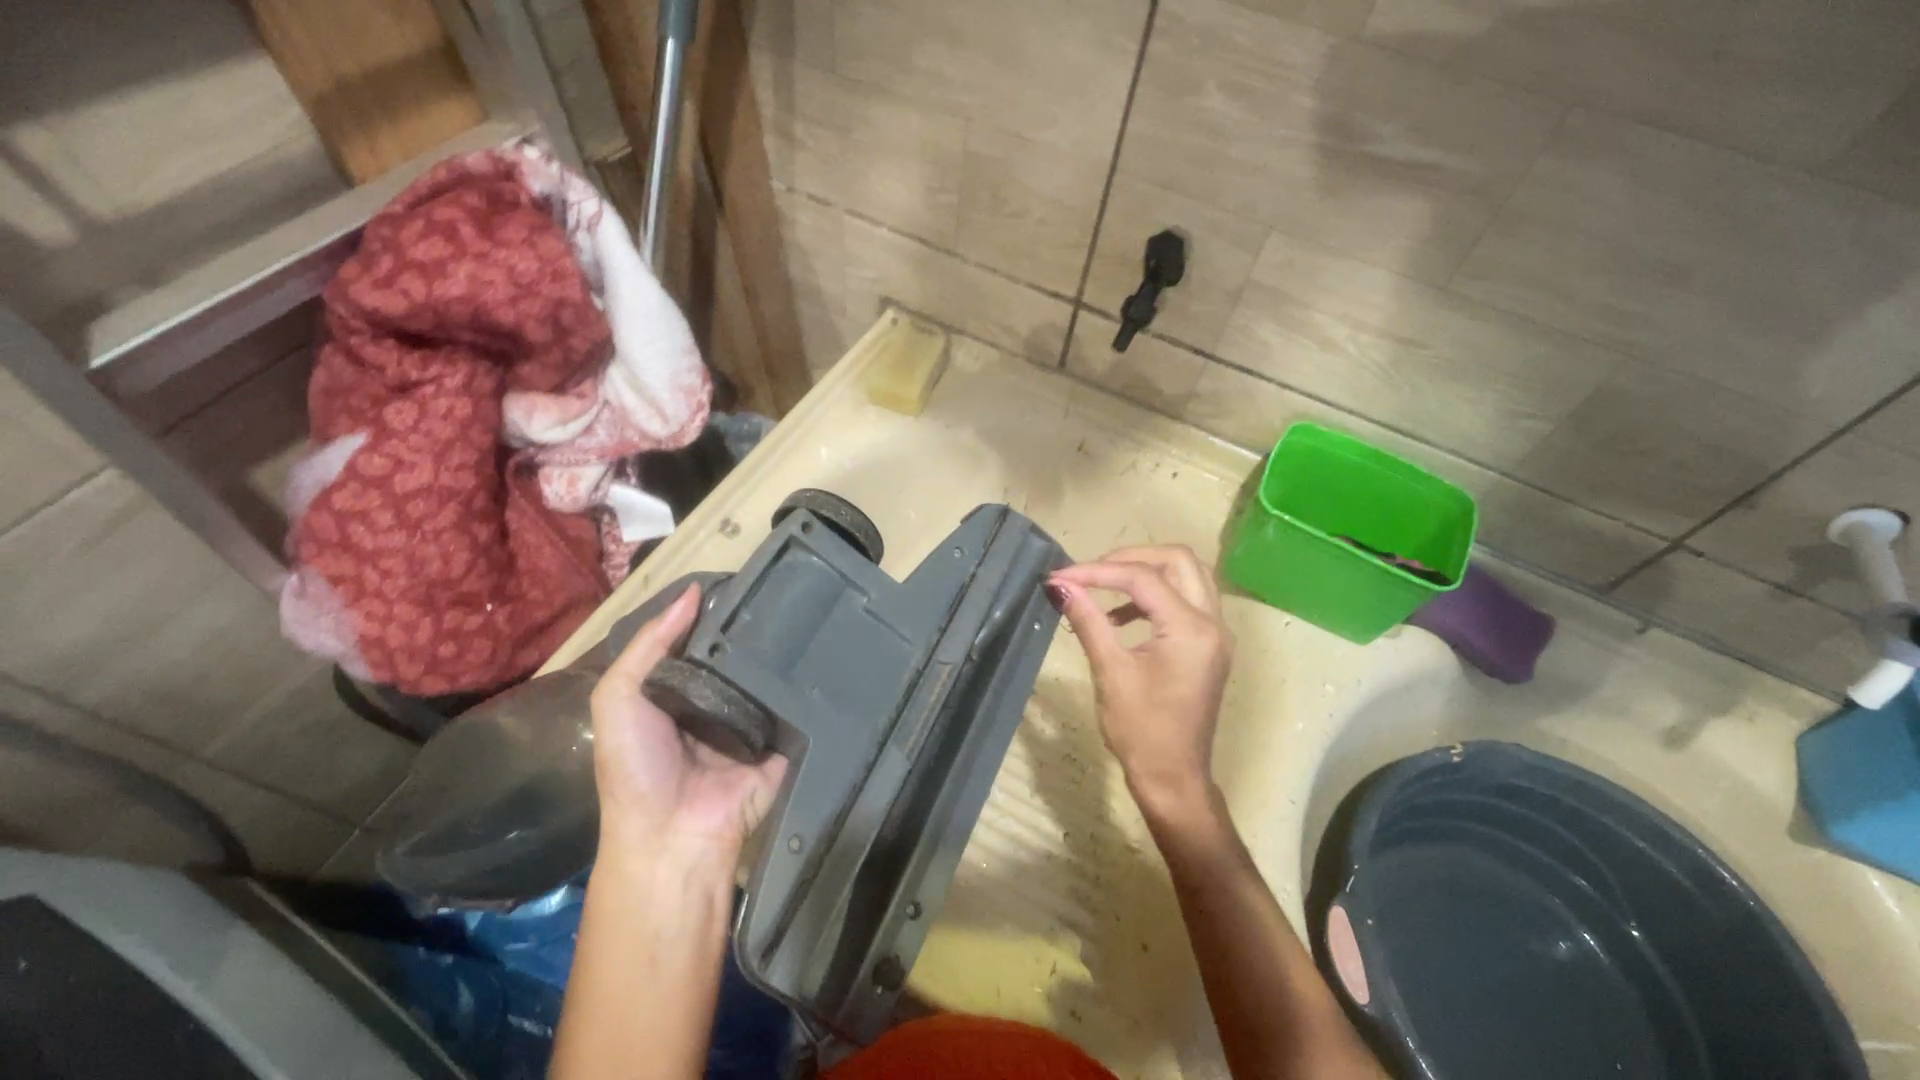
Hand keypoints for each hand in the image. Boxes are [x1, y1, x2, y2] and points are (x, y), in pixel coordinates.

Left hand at [589, 584, 787, 858]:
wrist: (672, 835)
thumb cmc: (635, 765)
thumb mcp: (618, 696)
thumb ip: (650, 643)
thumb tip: (692, 591)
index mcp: (678, 693)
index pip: (701, 642)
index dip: (716, 613)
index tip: (744, 578)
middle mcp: (717, 705)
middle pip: (741, 658)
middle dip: (757, 630)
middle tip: (786, 591)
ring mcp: (753, 725)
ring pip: (773, 680)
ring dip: (786, 655)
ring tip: (812, 612)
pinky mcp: (784, 745)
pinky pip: (799, 712)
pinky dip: (810, 690)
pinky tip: (828, 654)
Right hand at [1049, 546, 1233, 811]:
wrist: (1173, 778)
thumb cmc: (1141, 731)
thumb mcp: (1110, 672)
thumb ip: (1088, 620)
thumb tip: (1060, 585)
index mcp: (1191, 629)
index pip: (1143, 579)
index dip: (1097, 572)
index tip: (1060, 577)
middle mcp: (1212, 623)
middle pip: (1178, 560)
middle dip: (1131, 558)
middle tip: (1091, 571)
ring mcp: (1216, 634)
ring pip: (1188, 576)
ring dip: (1147, 573)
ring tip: (1103, 587)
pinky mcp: (1209, 646)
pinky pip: (1187, 601)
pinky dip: (1155, 596)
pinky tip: (1120, 617)